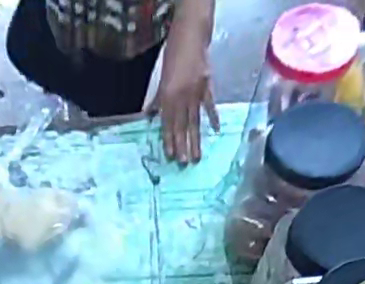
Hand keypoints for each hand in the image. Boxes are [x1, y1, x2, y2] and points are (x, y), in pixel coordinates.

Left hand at [152, 34, 217, 163]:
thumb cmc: (172, 57)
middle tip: (184, 164)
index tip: (170, 156)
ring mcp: (196, 94)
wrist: (190, 37)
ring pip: (195, 122)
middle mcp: (182, 98)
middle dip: (182, 146)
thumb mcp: (160, 78)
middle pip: (182, 126)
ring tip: (197, 157)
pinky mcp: (207, 87)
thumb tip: (148, 117)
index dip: (168, 140)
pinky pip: (209, 106)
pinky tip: (216, 130)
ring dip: (196, 140)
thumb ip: (156, 100)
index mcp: (168, 97)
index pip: (168, 123)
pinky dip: (213, 117)